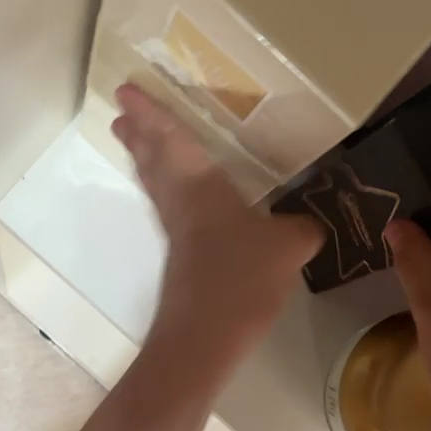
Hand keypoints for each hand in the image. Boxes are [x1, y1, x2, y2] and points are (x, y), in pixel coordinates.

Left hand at [111, 84, 324, 370]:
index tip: (126, 91)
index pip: (171, 139)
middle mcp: (180, 204)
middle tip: (122, 115)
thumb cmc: (241, 280)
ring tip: (139, 147)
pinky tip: (182, 204)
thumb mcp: (288, 246)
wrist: (203, 339)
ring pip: (157, 187)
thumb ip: (302, 228)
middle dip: (140, 136)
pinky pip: (170, 212)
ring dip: (146, 163)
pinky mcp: (181, 261)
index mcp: (200, 186)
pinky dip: (167, 194)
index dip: (151, 113)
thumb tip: (308, 225)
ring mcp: (177, 235)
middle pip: (153, 162)